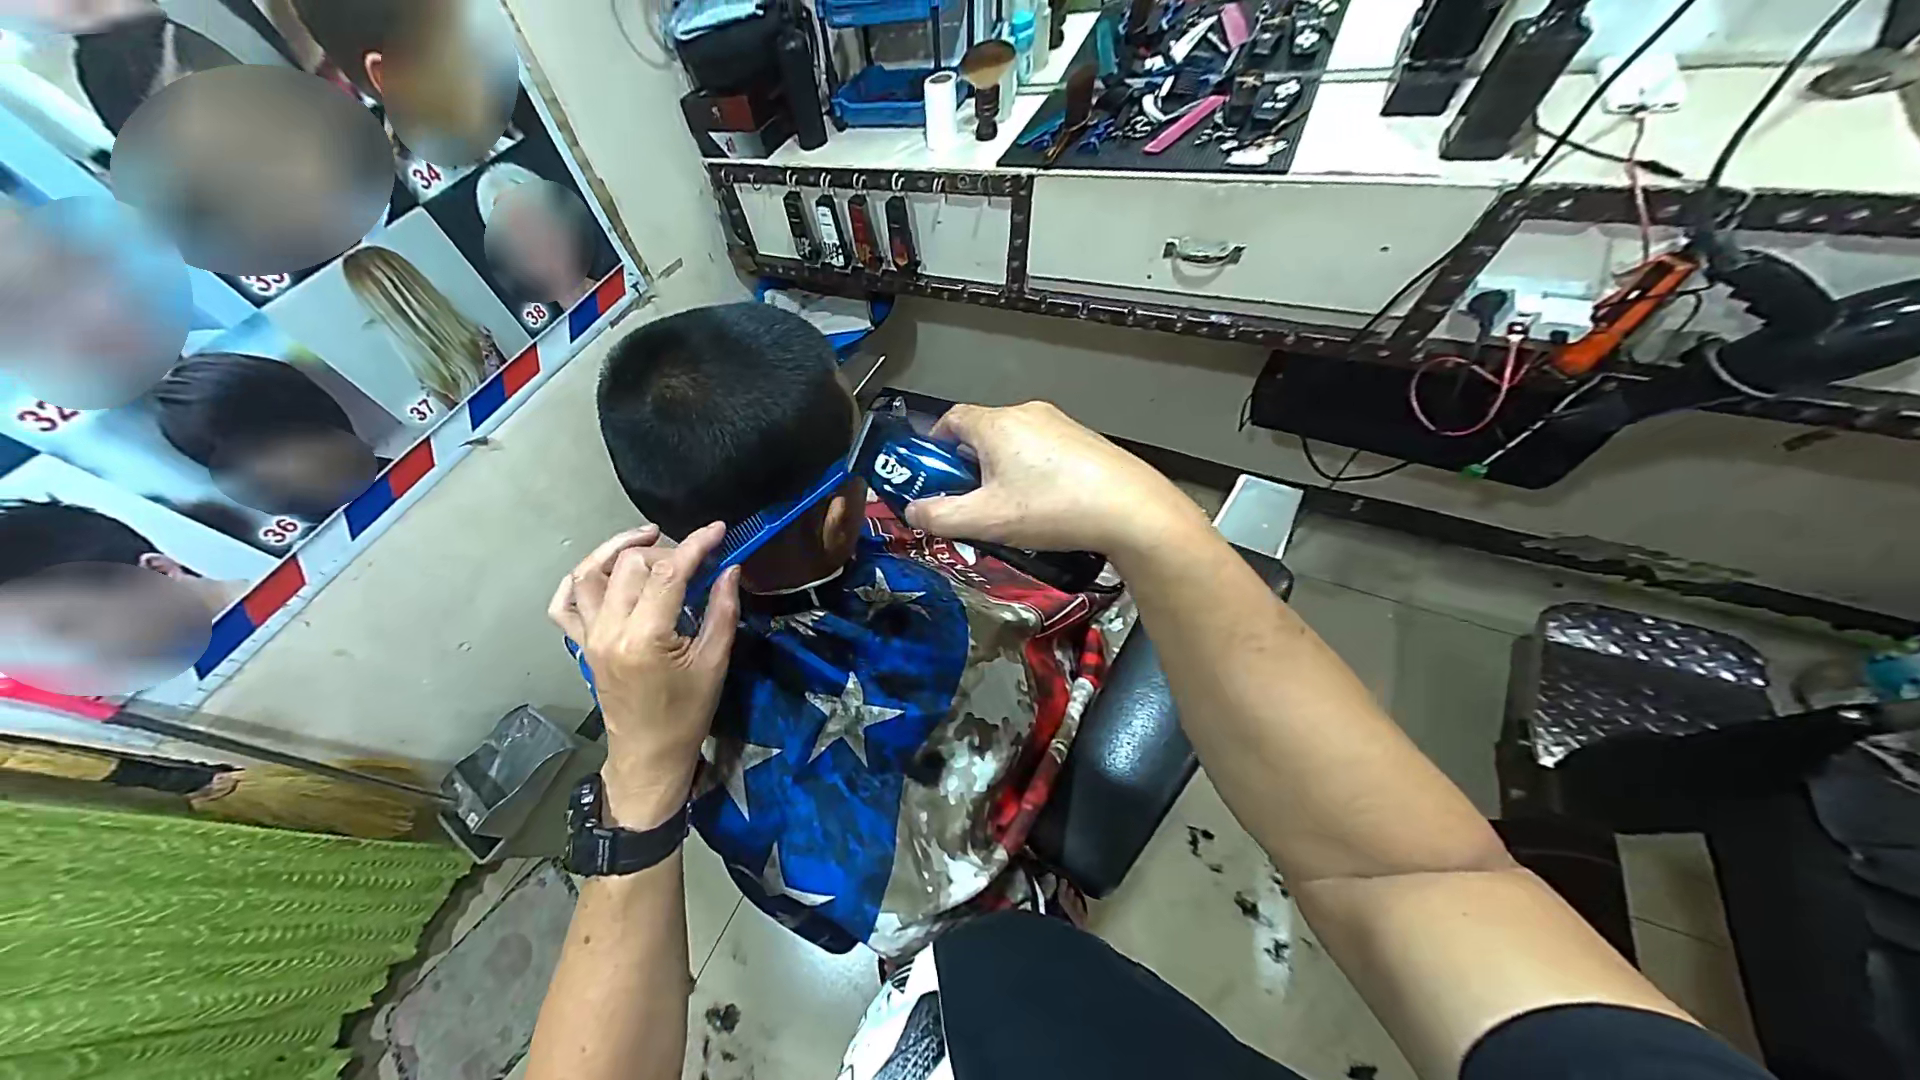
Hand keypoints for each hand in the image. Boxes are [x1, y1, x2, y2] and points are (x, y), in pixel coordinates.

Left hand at [547, 522, 740, 828]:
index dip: (696, 544)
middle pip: (631, 565)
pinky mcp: (580, 644)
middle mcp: (609, 630)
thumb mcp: (715, 662)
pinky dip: (580, 578)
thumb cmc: (688, 713)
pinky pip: (566, 602)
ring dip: (620, 549)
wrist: (650, 754)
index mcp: (645, 637)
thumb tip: (730, 568)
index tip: (718, 530)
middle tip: (697, 554)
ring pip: (591, 573)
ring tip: (651, 539)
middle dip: (667, 549)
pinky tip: (604, 568)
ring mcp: (588, 636)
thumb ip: (723, 610)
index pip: (668, 572)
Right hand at [902, 402, 1206, 556]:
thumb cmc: (1055, 507)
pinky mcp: (1083, 440)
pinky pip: (1044, 450)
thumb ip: (940, 516)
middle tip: (969, 500)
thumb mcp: (987, 519)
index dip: (934, 445)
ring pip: (1014, 443)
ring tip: (1009, 509)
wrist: (1130, 510)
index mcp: (996, 424)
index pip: (950, 419)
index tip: (932, 472)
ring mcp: (1059, 424)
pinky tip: (1044, 504)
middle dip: (968, 465)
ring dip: (1002, 470)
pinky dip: (1032, 471)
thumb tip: (914, 512)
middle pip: (982, 432)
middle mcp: (1027, 414)